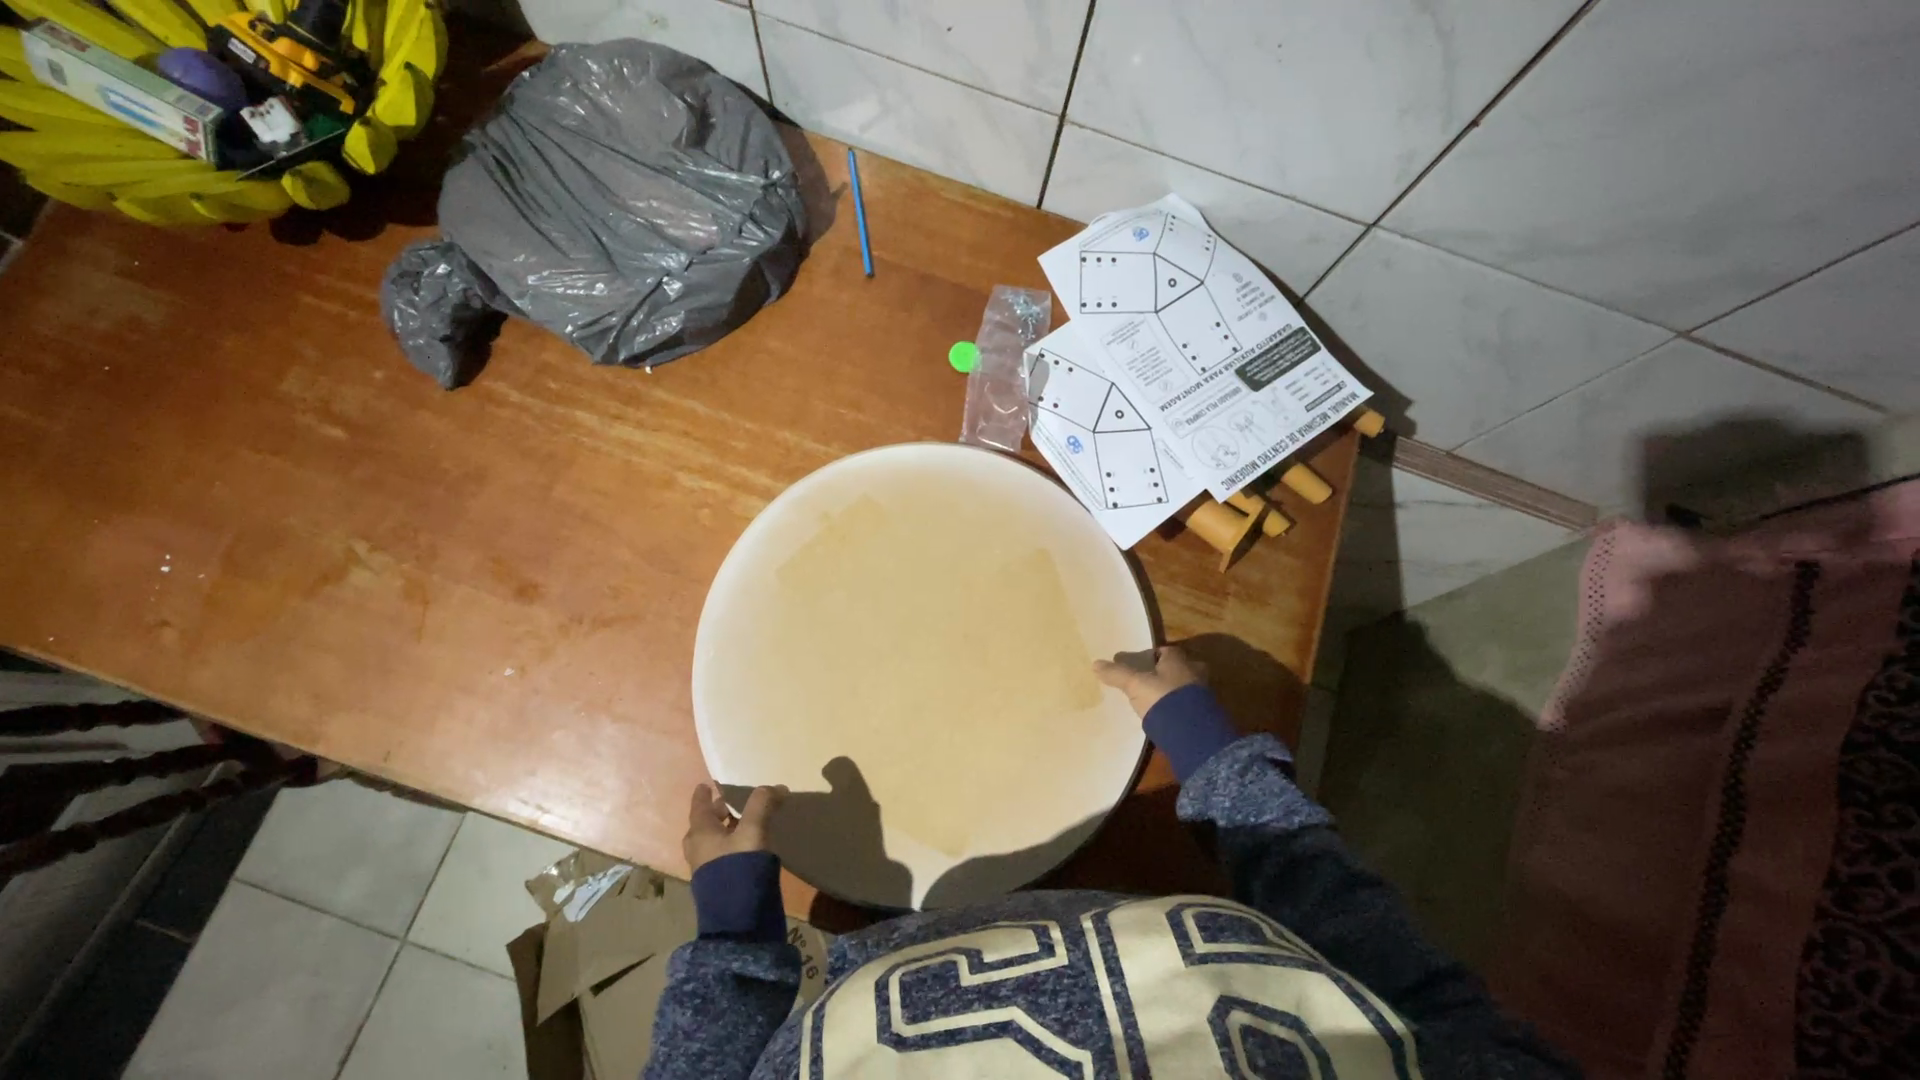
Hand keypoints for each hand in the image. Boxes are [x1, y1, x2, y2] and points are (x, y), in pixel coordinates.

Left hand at [684, 781, 785, 873]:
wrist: (736, 917)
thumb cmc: (738, 866)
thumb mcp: (753, 831)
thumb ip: (761, 805)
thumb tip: (775, 786)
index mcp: (700, 833)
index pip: (699, 806)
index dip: (703, 794)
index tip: (704, 784)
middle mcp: (697, 849)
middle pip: (704, 824)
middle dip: (717, 812)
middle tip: (730, 802)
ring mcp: (705, 868)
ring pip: (711, 841)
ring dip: (724, 830)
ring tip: (741, 823)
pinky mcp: (716, 883)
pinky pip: (719, 855)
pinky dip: (729, 845)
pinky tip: (745, 847)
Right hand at [1094, 645, 1205, 717]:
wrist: (1191, 732)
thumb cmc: (1162, 698)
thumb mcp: (1135, 685)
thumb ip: (1117, 674)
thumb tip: (1095, 663)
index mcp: (1179, 660)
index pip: (1166, 651)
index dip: (1152, 656)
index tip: (1139, 665)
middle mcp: (1194, 672)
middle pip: (1178, 668)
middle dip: (1165, 674)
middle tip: (1149, 682)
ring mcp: (1203, 693)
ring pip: (1185, 687)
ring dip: (1173, 692)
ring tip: (1155, 701)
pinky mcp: (1205, 713)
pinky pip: (1189, 705)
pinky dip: (1179, 707)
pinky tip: (1167, 715)